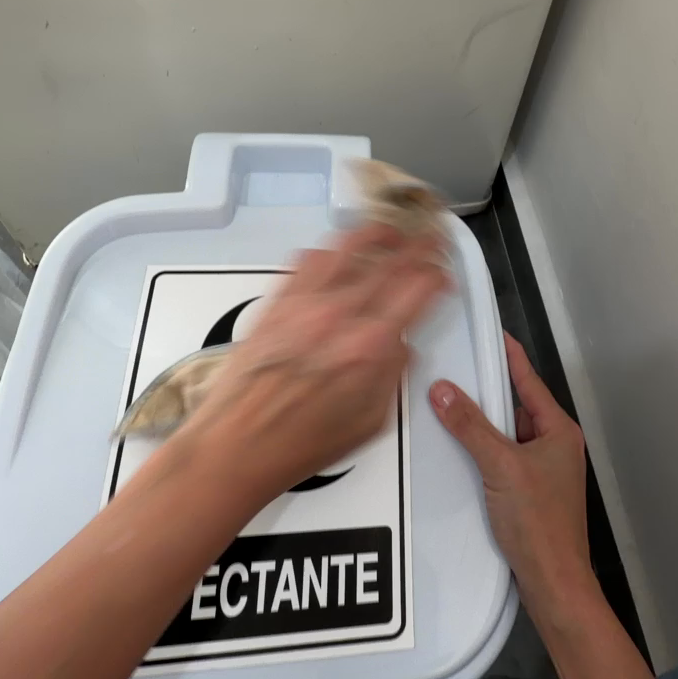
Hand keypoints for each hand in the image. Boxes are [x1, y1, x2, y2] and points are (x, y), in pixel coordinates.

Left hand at [177, 222, 450, 502]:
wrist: (235, 445)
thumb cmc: (299, 442)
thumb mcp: (370, 420)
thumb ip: (393, 374)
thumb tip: (400, 346)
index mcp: (370, 345)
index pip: (418, 287)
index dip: (438, 273)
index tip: (442, 275)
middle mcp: (339, 314)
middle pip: (390, 259)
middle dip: (418, 245)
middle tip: (430, 241)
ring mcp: (305, 302)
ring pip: (348, 245)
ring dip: (376, 233)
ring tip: (389, 233)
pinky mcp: (277, 301)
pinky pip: (308, 258)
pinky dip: (331, 249)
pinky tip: (338, 254)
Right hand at [431, 338, 651, 678]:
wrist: (553, 584)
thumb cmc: (537, 521)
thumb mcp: (500, 465)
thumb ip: (470, 427)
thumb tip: (443, 390)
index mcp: (559, 430)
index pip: (530, 381)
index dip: (509, 356)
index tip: (491, 333)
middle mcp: (556, 445)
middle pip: (517, 408)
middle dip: (488, 394)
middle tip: (455, 373)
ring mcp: (546, 471)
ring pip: (509, 436)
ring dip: (484, 427)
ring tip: (450, 410)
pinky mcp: (532, 493)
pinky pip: (505, 459)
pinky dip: (485, 453)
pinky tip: (460, 454)